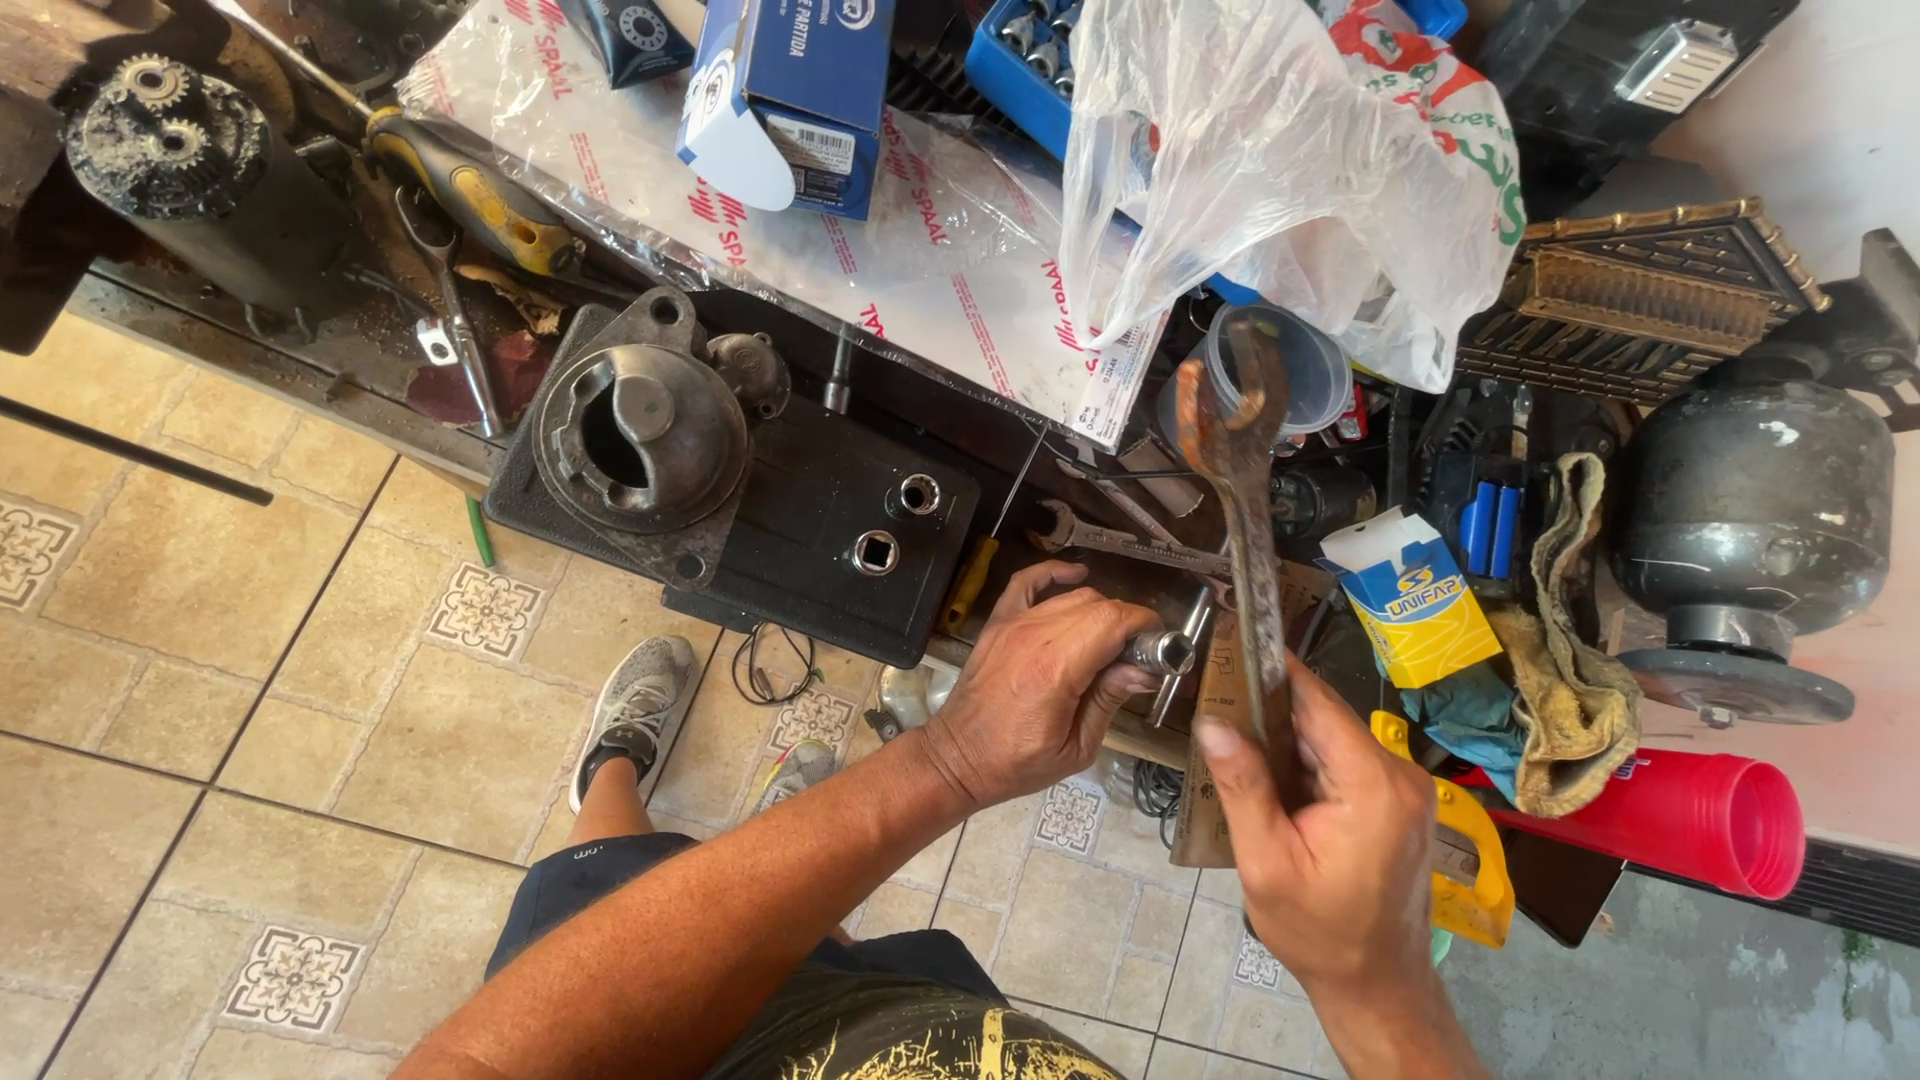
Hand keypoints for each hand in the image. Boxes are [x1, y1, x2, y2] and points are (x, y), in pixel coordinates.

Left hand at [919, 561, 1161, 809]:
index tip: (1157, 645)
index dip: (1144, 626)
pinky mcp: (998, 623)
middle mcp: (1034, 636)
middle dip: (1127, 622)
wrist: (958, 757)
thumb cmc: (1018, 762)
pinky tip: (1076, 575)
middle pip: (1097, 606)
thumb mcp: (1077, 748)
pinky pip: (1026, 582)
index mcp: (1056, 670)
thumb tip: (1145, 670)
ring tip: (1111, 639)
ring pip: (1071, 596)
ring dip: (1100, 609)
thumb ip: (1109, 700)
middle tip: (1137, 653)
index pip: (1113, 622)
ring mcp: (1012, 624)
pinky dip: (1053, 572)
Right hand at [1192, 659, 1435, 1004]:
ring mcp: (1405, 789)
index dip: (1277, 671)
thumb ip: (1242, 787)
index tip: (1235, 642)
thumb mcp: (1266, 861)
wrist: (1377, 985)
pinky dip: (1306, 757)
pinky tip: (1269, 767)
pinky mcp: (1398, 802)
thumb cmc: (1318, 930)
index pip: (1320, 704)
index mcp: (1373, 786)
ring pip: (1333, 737)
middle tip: (1217, 692)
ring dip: (1286, 733)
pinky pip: (1344, 760)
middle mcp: (1400, 776)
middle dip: (1272, 704)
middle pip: (1326, 717)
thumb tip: (1212, 722)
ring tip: (1233, 728)